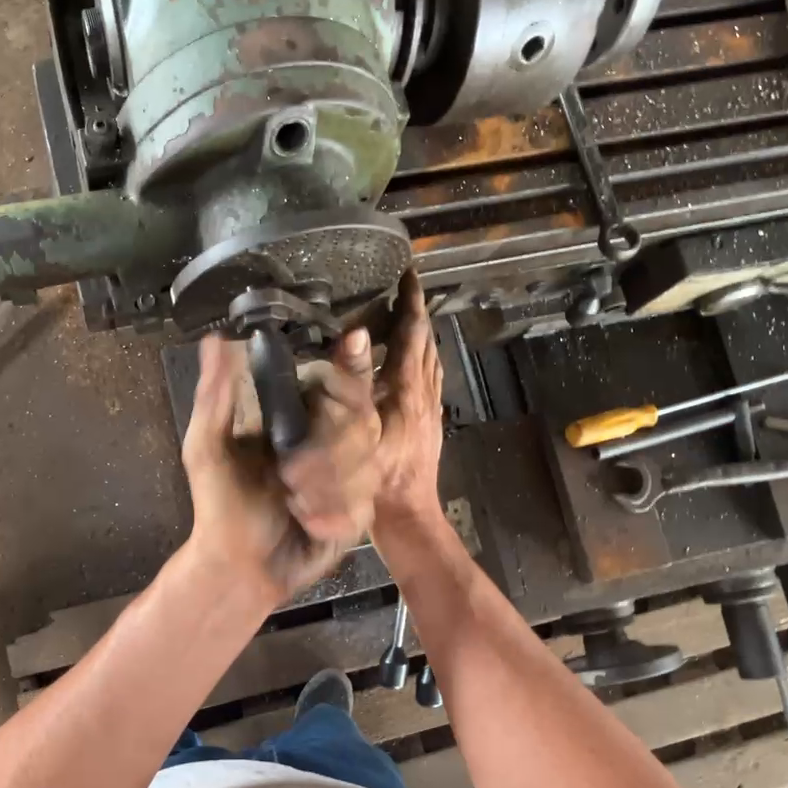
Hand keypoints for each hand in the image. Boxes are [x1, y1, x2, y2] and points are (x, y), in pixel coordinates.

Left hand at [180, 330, 380, 602]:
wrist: (238, 566)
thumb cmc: (220, 504)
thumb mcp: (208, 446)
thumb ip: (215, 394)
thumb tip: (214, 339)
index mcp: (297, 419)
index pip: (340, 384)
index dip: (350, 376)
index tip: (347, 372)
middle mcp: (328, 442)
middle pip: (362, 422)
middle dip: (327, 452)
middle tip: (287, 476)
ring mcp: (348, 478)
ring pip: (367, 463)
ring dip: (325, 487)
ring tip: (292, 503)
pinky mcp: (358, 513)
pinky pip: (364, 502)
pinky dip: (332, 515)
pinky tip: (307, 523)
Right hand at [373, 272, 444, 527]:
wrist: (406, 514)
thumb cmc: (379, 475)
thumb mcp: (360, 424)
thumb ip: (357, 379)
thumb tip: (355, 334)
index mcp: (407, 388)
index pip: (413, 332)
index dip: (411, 300)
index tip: (408, 273)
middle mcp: (424, 394)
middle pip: (427, 343)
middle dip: (417, 314)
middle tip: (404, 291)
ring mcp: (430, 411)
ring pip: (431, 362)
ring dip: (422, 337)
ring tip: (409, 321)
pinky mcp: (429, 426)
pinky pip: (429, 381)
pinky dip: (421, 362)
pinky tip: (411, 369)